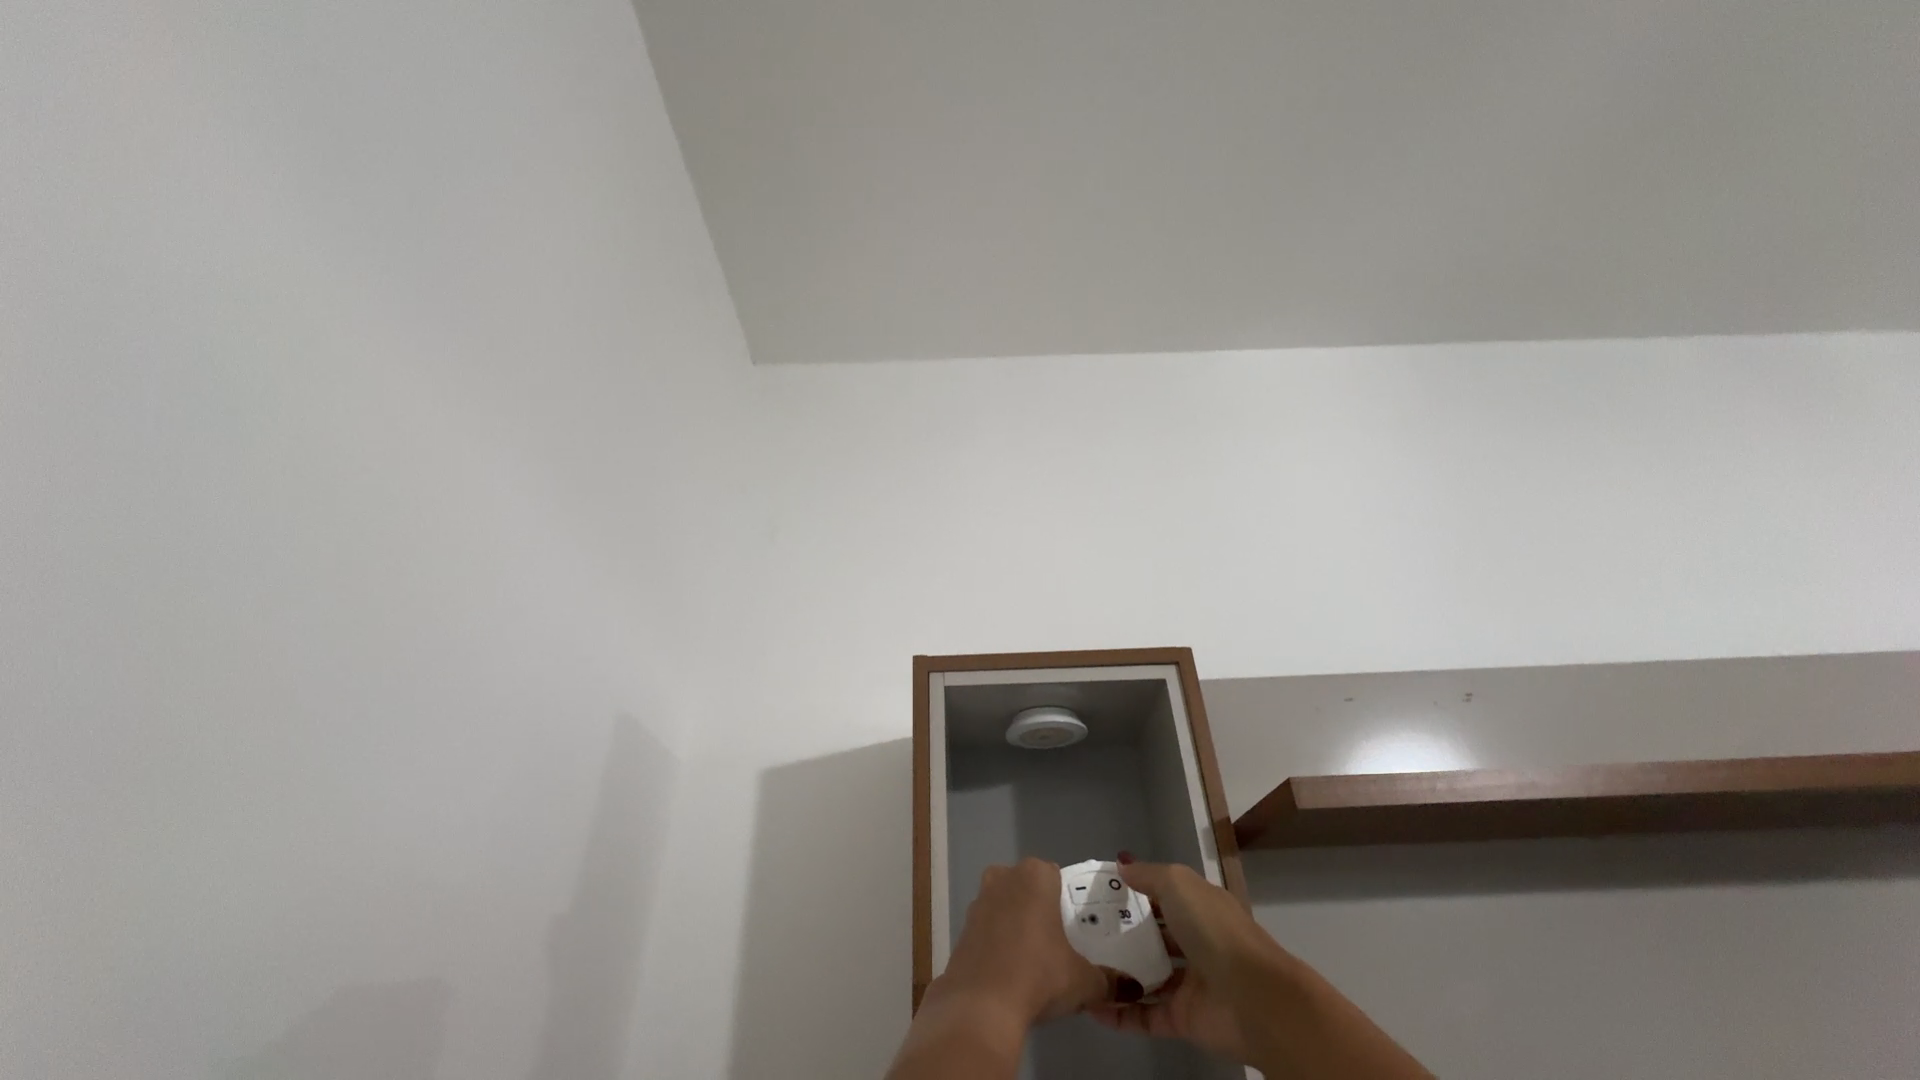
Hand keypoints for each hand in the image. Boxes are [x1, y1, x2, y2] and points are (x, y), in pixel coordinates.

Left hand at [933, 857, 1112, 1023]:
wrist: (980, 1004)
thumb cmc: (1039, 975)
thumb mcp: (1084, 982)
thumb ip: (1110, 982)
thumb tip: (1133, 990)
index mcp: (1035, 876)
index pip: (1055, 875)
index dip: (1065, 900)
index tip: (1073, 927)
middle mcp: (1003, 878)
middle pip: (1027, 887)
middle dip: (1038, 908)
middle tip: (1056, 942)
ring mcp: (977, 901)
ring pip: (1004, 906)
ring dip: (1015, 925)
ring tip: (1032, 960)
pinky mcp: (961, 928)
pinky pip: (987, 930)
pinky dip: (996, 944)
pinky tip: (1008, 972)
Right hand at [1088, 859, 1281, 1062]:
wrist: (1254, 1000)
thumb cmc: (1215, 931)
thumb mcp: (1179, 885)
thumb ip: (1148, 875)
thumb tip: (1121, 865)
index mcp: (1201, 910)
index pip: (1163, 898)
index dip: (1134, 894)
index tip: (1098, 895)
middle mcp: (1197, 945)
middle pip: (1153, 938)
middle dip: (1121, 936)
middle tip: (1081, 933)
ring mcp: (1190, 985)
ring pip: (1147, 978)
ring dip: (1117, 975)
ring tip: (1080, 968)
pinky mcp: (1183, 1020)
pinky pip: (1145, 1015)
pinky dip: (1120, 1013)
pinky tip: (1091, 1006)